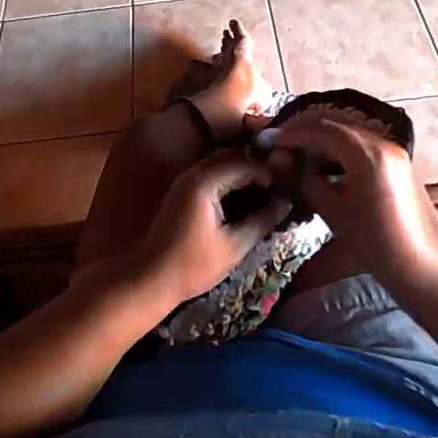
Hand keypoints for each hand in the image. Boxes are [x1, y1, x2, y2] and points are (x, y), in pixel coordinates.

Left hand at [137, 150, 291, 304]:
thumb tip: (286, 203)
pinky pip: (211, 173)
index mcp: (206, 181)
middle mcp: (194, 173)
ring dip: (242, 171)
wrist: (149, 280)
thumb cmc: (192, 265)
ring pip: (221, 163)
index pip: (245, 163)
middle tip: (279, 183)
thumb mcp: (234, 245)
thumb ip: (262, 220)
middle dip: (257, 166)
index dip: (269, 171)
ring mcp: (185, 181)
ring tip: (266, 188)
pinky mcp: (182, 191)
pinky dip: (229, 178)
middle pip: (232, 156)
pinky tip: (243, 196)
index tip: (287, 184)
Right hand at [267, 118, 437, 293]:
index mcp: (368, 153)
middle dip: (307, 135)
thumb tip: (281, 159)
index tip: (268, 142)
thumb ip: (306, 180)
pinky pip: (363, 148)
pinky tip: (325, 171)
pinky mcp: (399, 165)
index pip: (322, 130)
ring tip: (298, 161)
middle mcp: (384, 143)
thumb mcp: (334, 212)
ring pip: (350, 136)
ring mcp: (395, 152)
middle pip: (337, 127)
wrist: (426, 271)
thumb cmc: (377, 245)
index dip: (292, 133)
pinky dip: (341, 153)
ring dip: (324, 143)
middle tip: (280, 149)